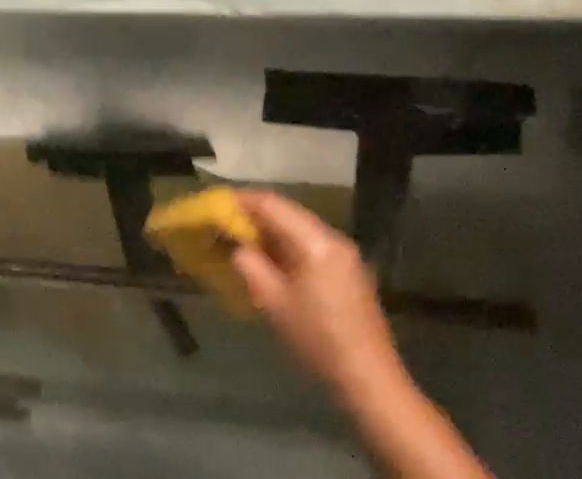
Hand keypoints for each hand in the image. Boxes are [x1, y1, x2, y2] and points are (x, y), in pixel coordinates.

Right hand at [231, 191, 405, 402]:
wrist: (368, 379)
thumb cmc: (316, 338)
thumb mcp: (272, 300)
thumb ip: (248, 263)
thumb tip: (236, 245)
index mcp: (316, 242)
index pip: (271, 204)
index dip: (238, 201)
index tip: (212, 208)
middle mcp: (334, 240)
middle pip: (286, 213)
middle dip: (252, 217)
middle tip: (222, 227)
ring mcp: (345, 256)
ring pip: (297, 229)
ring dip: (268, 232)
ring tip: (240, 245)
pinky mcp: (348, 273)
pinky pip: (309, 245)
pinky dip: (285, 247)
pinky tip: (269, 264)